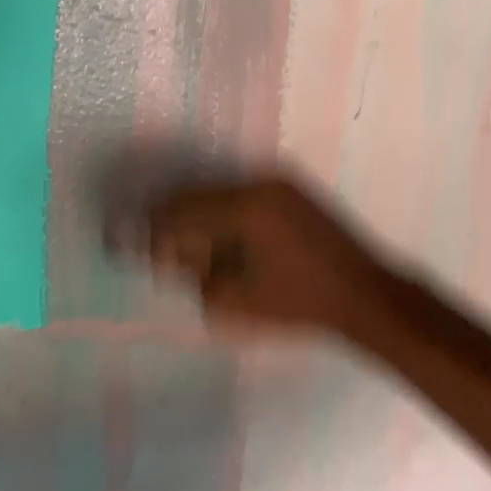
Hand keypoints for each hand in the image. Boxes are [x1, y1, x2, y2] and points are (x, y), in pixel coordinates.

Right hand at [110, 172, 393, 335]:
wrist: (368, 297)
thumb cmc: (300, 306)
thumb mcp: (236, 302)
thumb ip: (195, 277)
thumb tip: (172, 259)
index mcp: (244, 208)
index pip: (179, 213)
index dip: (148, 231)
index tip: (122, 244)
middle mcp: (260, 184)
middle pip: (194, 196)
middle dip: (170, 224)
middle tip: (155, 254)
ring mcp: (281, 184)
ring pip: (217, 194)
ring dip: (196, 220)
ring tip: (189, 254)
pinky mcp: (293, 193)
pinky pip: (241, 197)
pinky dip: (222, 216)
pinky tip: (221, 244)